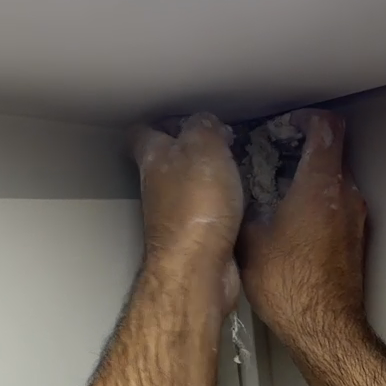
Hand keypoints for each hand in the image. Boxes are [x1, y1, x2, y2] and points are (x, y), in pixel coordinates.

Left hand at [130, 113, 243, 305]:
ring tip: (239, 166)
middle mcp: (157, 187)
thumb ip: (203, 127)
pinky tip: (244, 200)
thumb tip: (205, 121)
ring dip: (209, 177)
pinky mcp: (194, 239)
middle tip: (222, 140)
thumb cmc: (197, 202)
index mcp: (154, 158)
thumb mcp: (204, 148)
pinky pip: (207, 213)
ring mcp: (173, 216)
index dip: (158, 121)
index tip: (183, 117)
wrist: (199, 268)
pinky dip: (222, 205)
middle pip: (166, 160)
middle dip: (190, 149)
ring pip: (188, 187)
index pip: (142, 132)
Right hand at [239, 110, 369, 347]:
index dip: (307, 117)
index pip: (327, 127)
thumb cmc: (289, 286)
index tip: (287, 124)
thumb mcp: (250, 241)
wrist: (324, 330)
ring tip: (278, 191)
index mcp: (320, 186)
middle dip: (304, 148)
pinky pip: (339, 205)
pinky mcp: (356, 239)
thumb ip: (246, 207)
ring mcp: (356, 218)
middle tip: (273, 157)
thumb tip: (237, 196)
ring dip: (311, 177)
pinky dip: (319, 201)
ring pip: (337, 180)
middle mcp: (346, 195)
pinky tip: (293, 221)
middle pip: (333, 151)